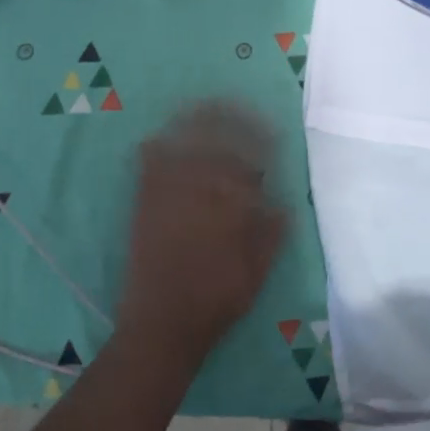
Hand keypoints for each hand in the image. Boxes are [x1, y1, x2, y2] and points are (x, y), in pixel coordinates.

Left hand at [116, 100, 285, 363]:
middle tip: (235, 104)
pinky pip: (148, 170)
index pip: (250, 160)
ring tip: (201, 106)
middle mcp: (201, 192)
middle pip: (215, 144)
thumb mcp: (257, 272)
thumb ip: (272, 234)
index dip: (260, 140)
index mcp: (232, 206)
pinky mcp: (144, 207)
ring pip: (181, 148)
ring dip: (192, 125)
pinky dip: (153, 150)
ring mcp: (169, 197)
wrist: (162, 326)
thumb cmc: (217, 301)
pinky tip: (155, 138)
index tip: (271, 128)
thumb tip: (284, 203)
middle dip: (227, 120)